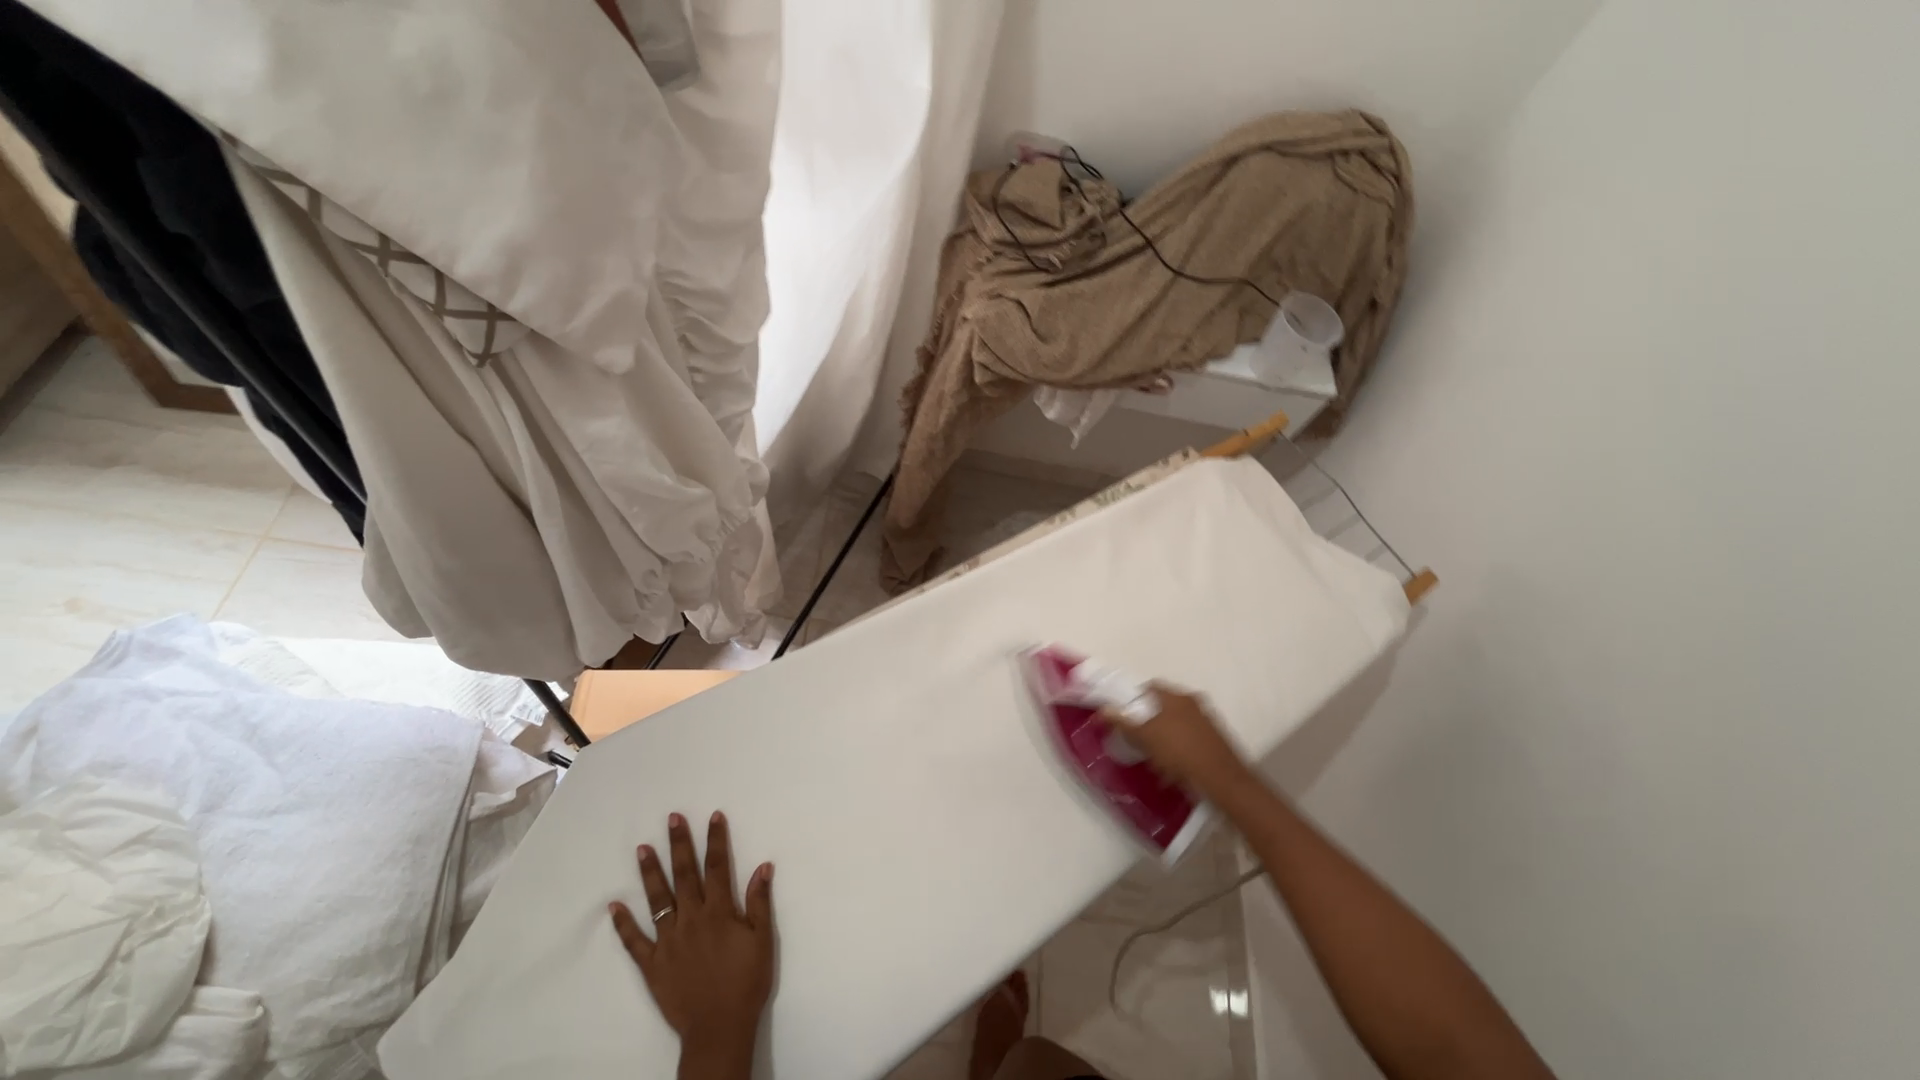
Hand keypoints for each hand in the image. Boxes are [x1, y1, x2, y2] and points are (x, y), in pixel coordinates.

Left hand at [610, 812, 775, 1050]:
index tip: (713, 816)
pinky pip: (634, 940)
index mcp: (720, 912)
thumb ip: (760, 902)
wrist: (719, 1027)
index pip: (718, 867)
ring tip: (643, 848)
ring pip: (658, 899)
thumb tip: (762, 866)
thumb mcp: (763, 941)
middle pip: (685, 874)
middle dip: (679, 844)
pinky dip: (623, 923)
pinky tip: (614, 905)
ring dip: (650, 872)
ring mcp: (668, 940)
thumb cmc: (746, 982)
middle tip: (673, 818)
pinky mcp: (652, 963)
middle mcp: (691, 919)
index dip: (716, 840)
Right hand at [1104, 685, 1251, 793]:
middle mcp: (1194, 703)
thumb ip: (1124, 722)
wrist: (1222, 780)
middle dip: (1148, 721)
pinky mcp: (1215, 739)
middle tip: (1136, 738)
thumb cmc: (1180, 753)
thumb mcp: (1146, 738)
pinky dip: (1178, 747)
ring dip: (1163, 736)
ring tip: (1153, 757)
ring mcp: (1207, 721)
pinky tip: (1172, 767)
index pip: (1149, 688)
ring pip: (1176, 723)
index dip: (1132, 699)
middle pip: (1163, 706)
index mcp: (1177, 697)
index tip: (1122, 715)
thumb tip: (1104, 709)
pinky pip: (1189, 738)